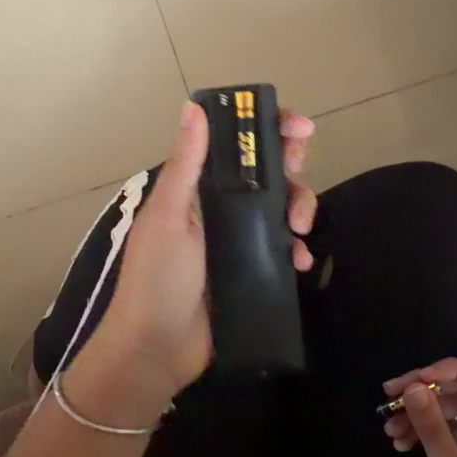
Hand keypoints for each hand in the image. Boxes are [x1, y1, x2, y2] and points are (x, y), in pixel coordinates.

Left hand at [88, 103, 317, 398]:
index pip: (235, 144)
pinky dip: (297, 247)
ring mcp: (239, 239)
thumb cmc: (156, 277)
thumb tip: (194, 106)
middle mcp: (220, 206)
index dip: (267, 128)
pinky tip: (299, 260)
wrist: (156, 350)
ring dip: (300, 206)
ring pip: (282, 206)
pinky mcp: (254, 270)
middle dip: (290, 165)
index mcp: (196, 187)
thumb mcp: (168, 216)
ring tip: (299, 228)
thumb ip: (186, 164)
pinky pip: (285, 247)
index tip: (299, 127)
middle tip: (298, 171)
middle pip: (267, 170)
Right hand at [382, 360, 456, 456]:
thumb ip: (433, 427)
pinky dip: (420, 431)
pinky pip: (443, 429)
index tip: (416, 377)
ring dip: (417, 412)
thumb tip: (413, 385)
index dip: (451, 370)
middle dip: (426, 389)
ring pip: (448, 409)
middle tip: (391, 394)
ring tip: (389, 427)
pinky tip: (399, 443)